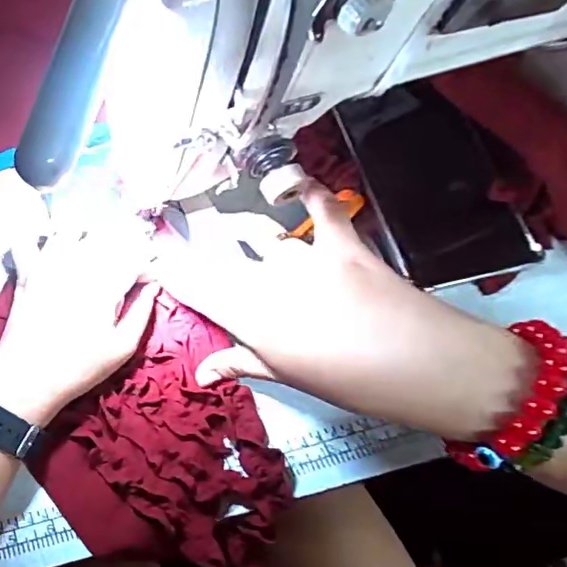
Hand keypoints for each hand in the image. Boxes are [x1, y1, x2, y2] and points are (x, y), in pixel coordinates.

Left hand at [0, 219, 156, 425]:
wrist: (26, 379)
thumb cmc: (78, 368)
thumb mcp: (122, 348)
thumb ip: (141, 312)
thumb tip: (152, 287)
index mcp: (105, 284)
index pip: (135, 257)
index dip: (148, 265)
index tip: (150, 278)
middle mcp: (77, 265)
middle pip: (107, 237)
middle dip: (124, 245)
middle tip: (128, 266)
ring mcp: (48, 265)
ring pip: (73, 230)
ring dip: (89, 236)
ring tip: (96, 253)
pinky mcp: (27, 272)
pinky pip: (30, 241)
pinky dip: (42, 239)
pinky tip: (52, 249)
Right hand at [149, 183, 533, 440]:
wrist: (421, 363)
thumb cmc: (348, 381)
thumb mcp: (288, 376)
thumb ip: (242, 362)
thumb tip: (202, 373)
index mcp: (250, 319)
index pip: (194, 286)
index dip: (166, 267)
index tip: (145, 253)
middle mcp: (267, 281)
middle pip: (216, 257)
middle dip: (189, 246)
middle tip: (171, 234)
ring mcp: (304, 257)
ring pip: (258, 232)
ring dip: (239, 227)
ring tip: (226, 223)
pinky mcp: (341, 240)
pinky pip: (317, 203)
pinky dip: (302, 188)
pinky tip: (289, 185)